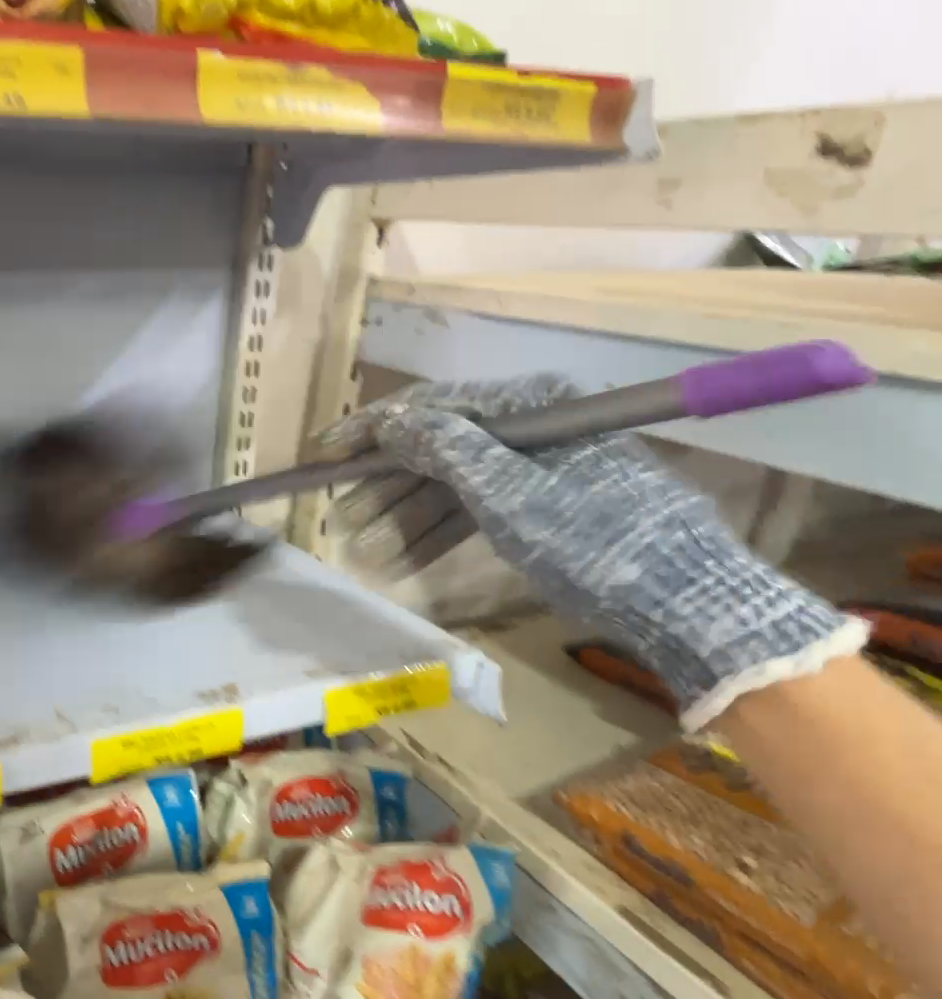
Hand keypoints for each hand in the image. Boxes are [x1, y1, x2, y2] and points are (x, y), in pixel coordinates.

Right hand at [320, 375, 864, 727]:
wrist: (687, 604)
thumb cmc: (594, 540)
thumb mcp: (508, 494)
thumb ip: (445, 449)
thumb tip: (391, 421)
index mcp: (530, 406)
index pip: (431, 407)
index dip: (371, 431)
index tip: (324, 455)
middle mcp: (532, 427)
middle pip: (437, 448)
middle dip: (385, 486)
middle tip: (341, 516)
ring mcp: (539, 467)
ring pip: (452, 484)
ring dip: (405, 516)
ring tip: (364, 549)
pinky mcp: (545, 504)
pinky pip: (476, 508)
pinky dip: (439, 532)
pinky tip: (403, 559)